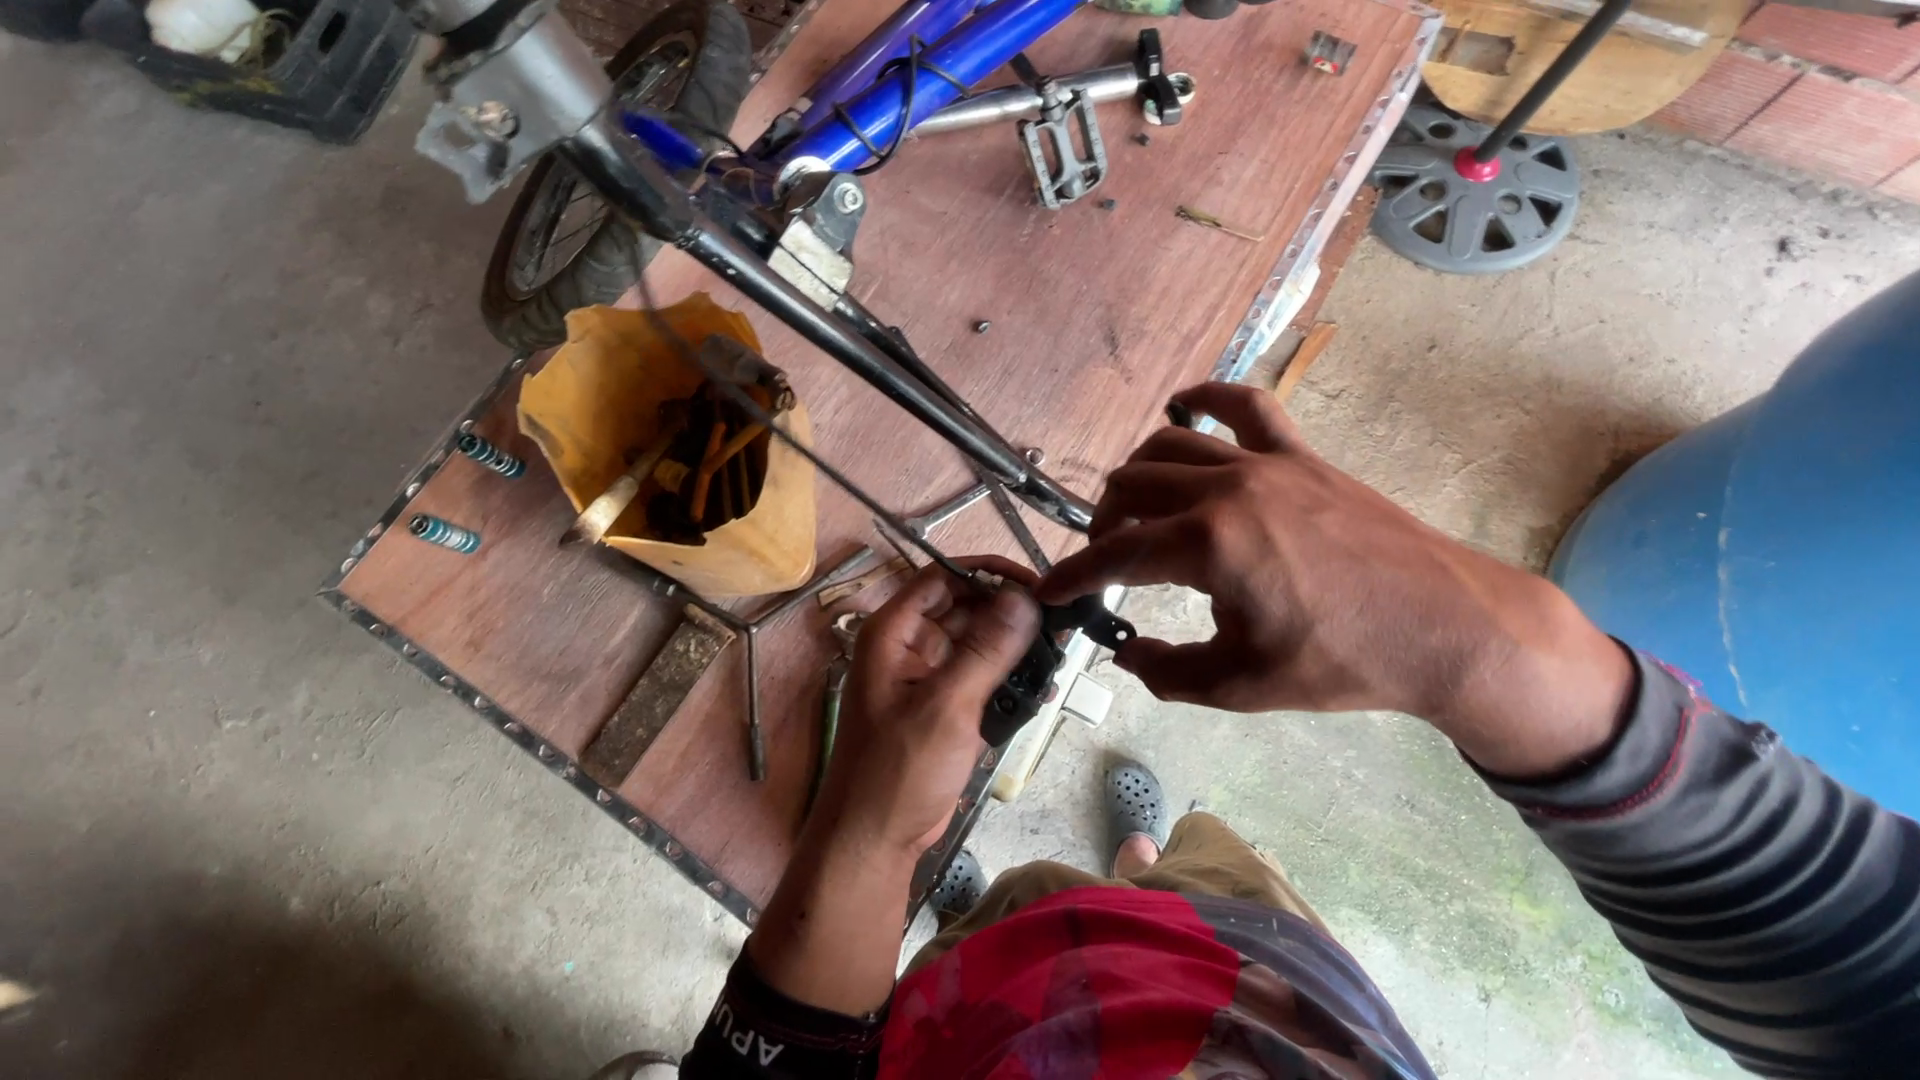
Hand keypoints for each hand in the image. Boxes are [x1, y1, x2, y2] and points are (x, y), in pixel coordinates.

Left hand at [814, 556, 1040, 855]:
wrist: (876, 840)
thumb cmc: (899, 770)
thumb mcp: (946, 705)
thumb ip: (986, 650)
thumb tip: (1024, 597)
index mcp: (893, 633)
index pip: (943, 578)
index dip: (987, 573)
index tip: (1036, 583)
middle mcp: (910, 647)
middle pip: (965, 607)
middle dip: (1010, 612)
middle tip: (1060, 620)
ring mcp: (929, 678)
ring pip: (979, 643)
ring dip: (1015, 646)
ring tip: (1058, 651)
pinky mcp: (947, 707)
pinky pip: (982, 677)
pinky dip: (1008, 679)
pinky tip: (1041, 687)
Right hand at [1038, 383, 1632, 777]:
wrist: (1446, 627)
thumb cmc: (1341, 662)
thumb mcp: (1239, 684)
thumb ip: (1166, 669)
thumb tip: (1127, 650)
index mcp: (1208, 545)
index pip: (1116, 555)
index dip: (1073, 577)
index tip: (1050, 593)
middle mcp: (1227, 489)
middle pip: (1131, 488)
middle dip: (1102, 527)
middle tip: (1104, 562)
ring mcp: (1266, 464)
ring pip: (1171, 445)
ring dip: (1137, 474)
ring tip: (1133, 506)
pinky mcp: (1301, 456)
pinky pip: (1247, 407)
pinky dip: (1208, 400)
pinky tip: (1185, 406)